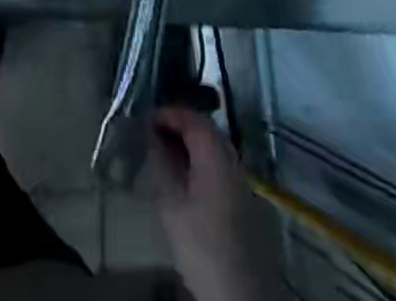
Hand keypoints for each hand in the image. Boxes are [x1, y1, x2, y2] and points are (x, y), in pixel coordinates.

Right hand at [150, 107, 288, 300]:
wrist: (243, 299)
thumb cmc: (202, 249)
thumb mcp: (171, 205)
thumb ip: (162, 164)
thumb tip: (151, 135)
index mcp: (219, 165)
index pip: (197, 121)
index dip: (171, 113)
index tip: (146, 118)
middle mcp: (238, 170)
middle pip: (211, 133)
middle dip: (181, 125)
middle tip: (152, 132)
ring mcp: (247, 189)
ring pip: (219, 151)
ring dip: (192, 144)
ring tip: (164, 152)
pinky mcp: (249, 208)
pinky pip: (223, 170)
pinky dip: (202, 162)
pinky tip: (185, 178)